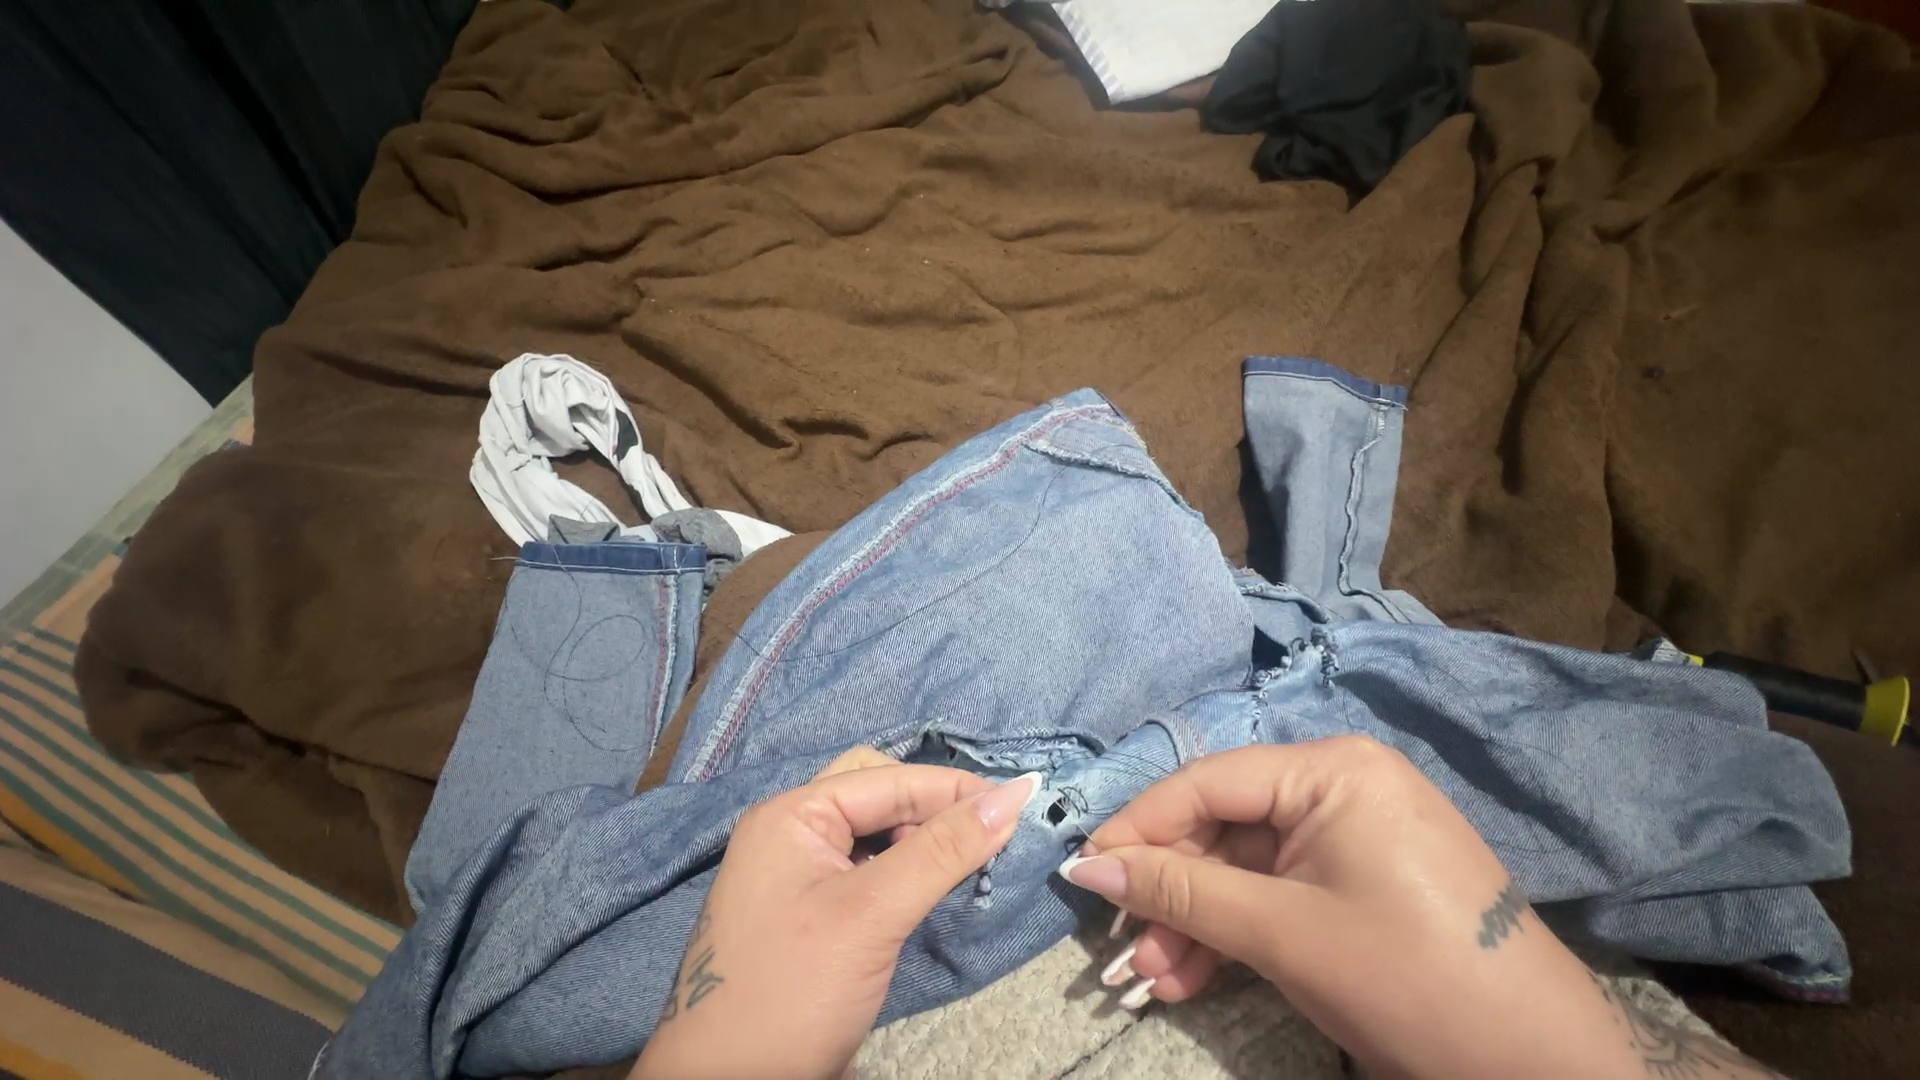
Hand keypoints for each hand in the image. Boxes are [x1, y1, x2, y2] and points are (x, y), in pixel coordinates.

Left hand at [630, 749, 1041, 1079]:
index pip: (887, 779)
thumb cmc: (794, 992)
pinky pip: (867, 866)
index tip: (1021, 799)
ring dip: (923, 837)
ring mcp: (798, 871)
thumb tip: (1015, 794)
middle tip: (989, 833)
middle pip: (879, 794)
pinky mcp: (811, 909)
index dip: (954, 788)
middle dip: (935, 808)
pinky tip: (934, 882)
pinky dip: (905, 867)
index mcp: (792, 814)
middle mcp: (792, 830)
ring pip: (875, 830)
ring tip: (970, 856)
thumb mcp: (873, 915)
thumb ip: (943, 850)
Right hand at [1056, 738, 1788, 1079]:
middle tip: (1126, 947)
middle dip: (1172, 892)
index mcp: (1329, 769)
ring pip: (1243, 868)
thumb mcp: (1283, 934)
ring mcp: (1350, 834)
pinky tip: (1193, 979)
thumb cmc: (1413, 984)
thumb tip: (1086, 864)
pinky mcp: (1357, 881)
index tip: (1087, 869)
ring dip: (1196, 922)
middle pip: (1222, 827)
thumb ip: (1180, 892)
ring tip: (1154, 978)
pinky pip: (1276, 893)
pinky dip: (1235, 935)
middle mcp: (1336, 785)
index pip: (1208, 783)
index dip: (1141, 825)